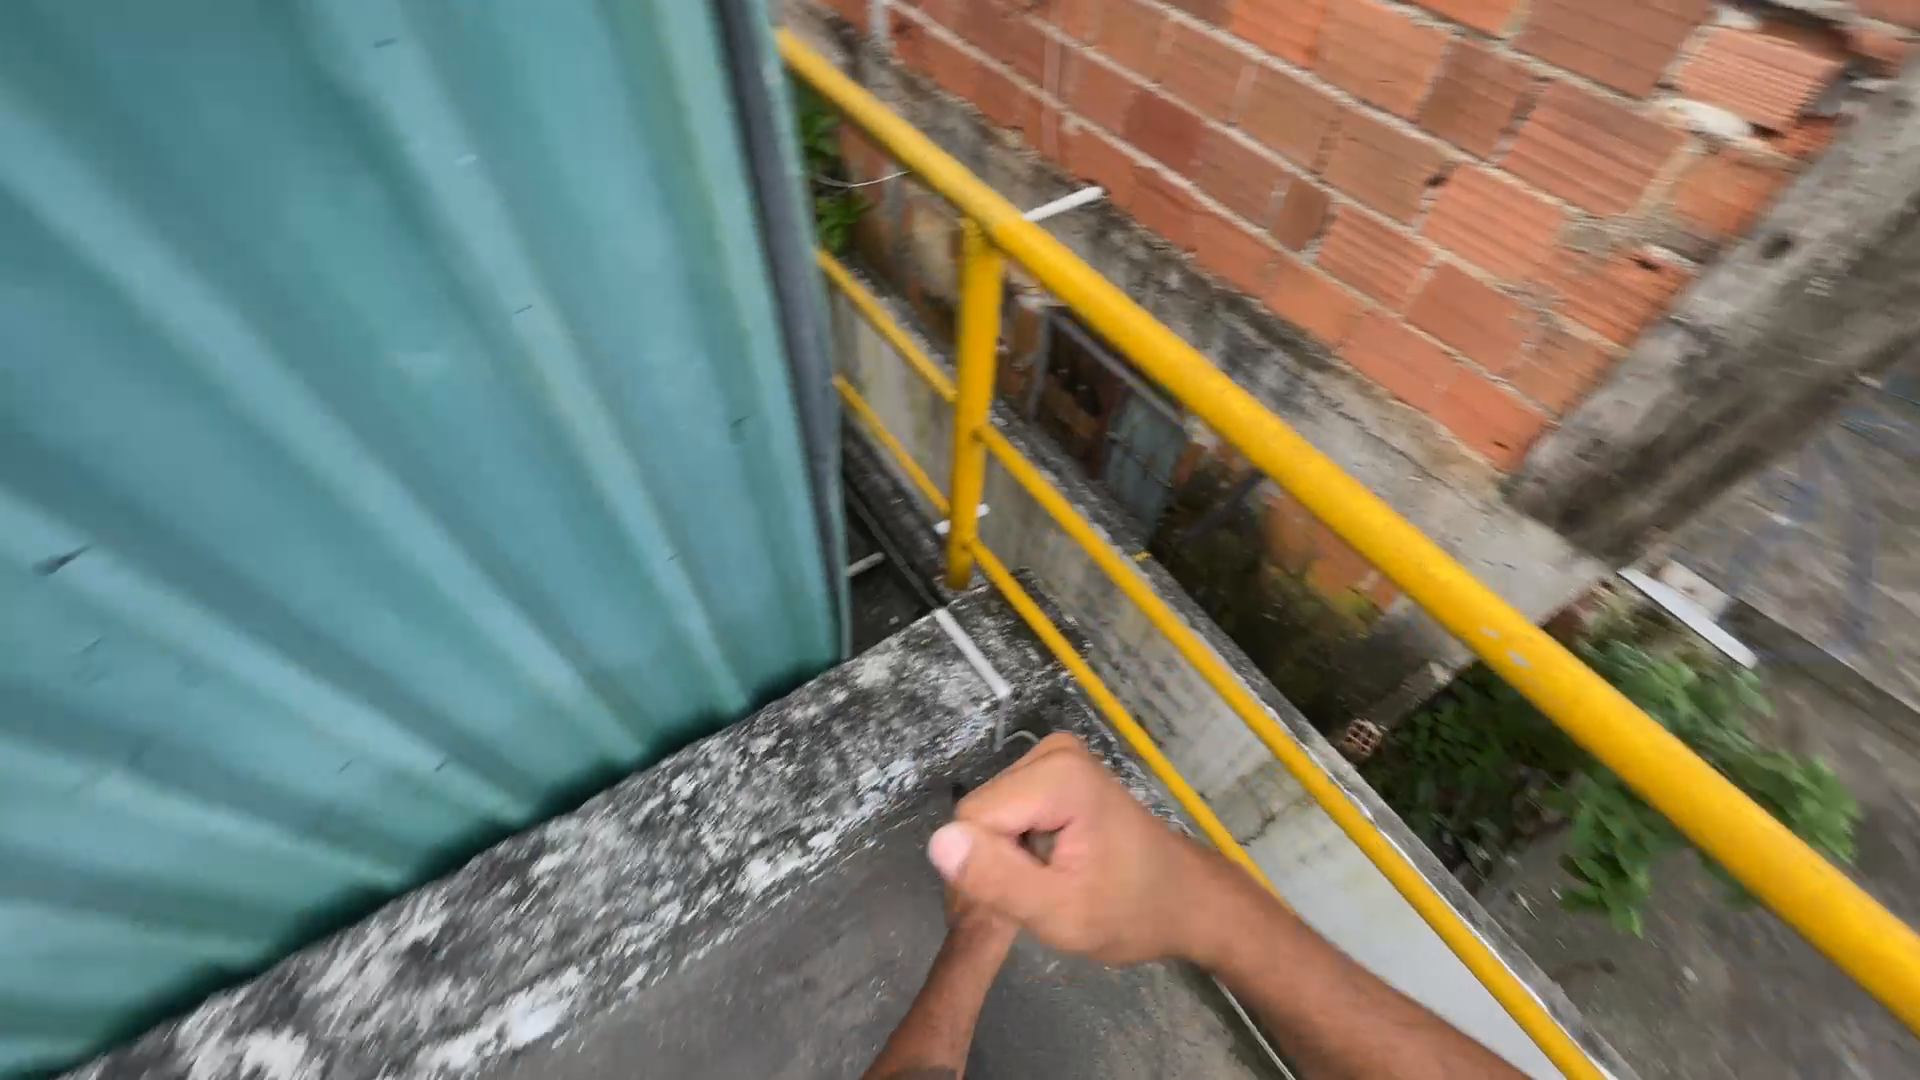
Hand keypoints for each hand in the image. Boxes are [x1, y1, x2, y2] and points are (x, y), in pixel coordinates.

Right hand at [927, 733, 1238, 965]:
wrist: (1185, 899)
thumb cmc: (1132, 912)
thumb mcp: (1061, 914)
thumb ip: (998, 879)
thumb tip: (938, 843)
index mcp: (1056, 776)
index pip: (972, 820)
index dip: (985, 870)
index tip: (1020, 904)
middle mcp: (1051, 751)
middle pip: (980, 812)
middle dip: (995, 861)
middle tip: (1035, 900)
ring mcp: (1055, 755)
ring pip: (989, 812)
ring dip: (1006, 854)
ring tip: (1047, 883)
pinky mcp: (1056, 768)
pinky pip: (1007, 806)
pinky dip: (1018, 842)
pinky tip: (1049, 863)